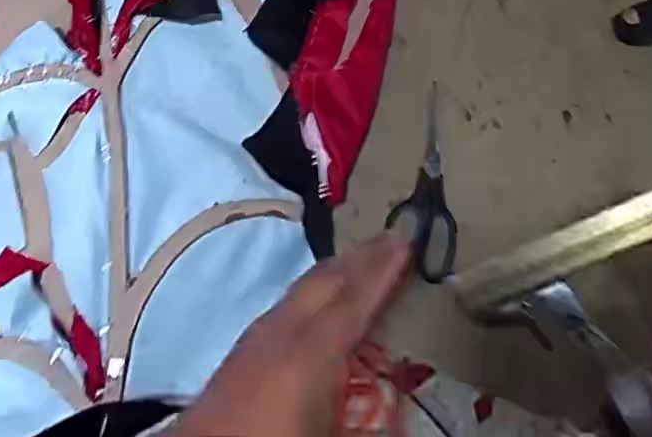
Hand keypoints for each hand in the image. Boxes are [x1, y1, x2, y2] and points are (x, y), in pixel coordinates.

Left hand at [170, 233, 410, 436]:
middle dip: (362, 256)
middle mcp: (283, 331)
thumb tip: (410, 421)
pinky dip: (314, 287)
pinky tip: (319, 298)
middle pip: (328, 280)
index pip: (355, 298)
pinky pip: (288, 300)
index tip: (407, 236)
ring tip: (363, 258)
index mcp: (310, 353)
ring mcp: (257, 336)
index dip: (384, 268)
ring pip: (305, 286)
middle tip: (393, 235)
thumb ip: (370, 428)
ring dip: (338, 268)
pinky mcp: (241, 350)